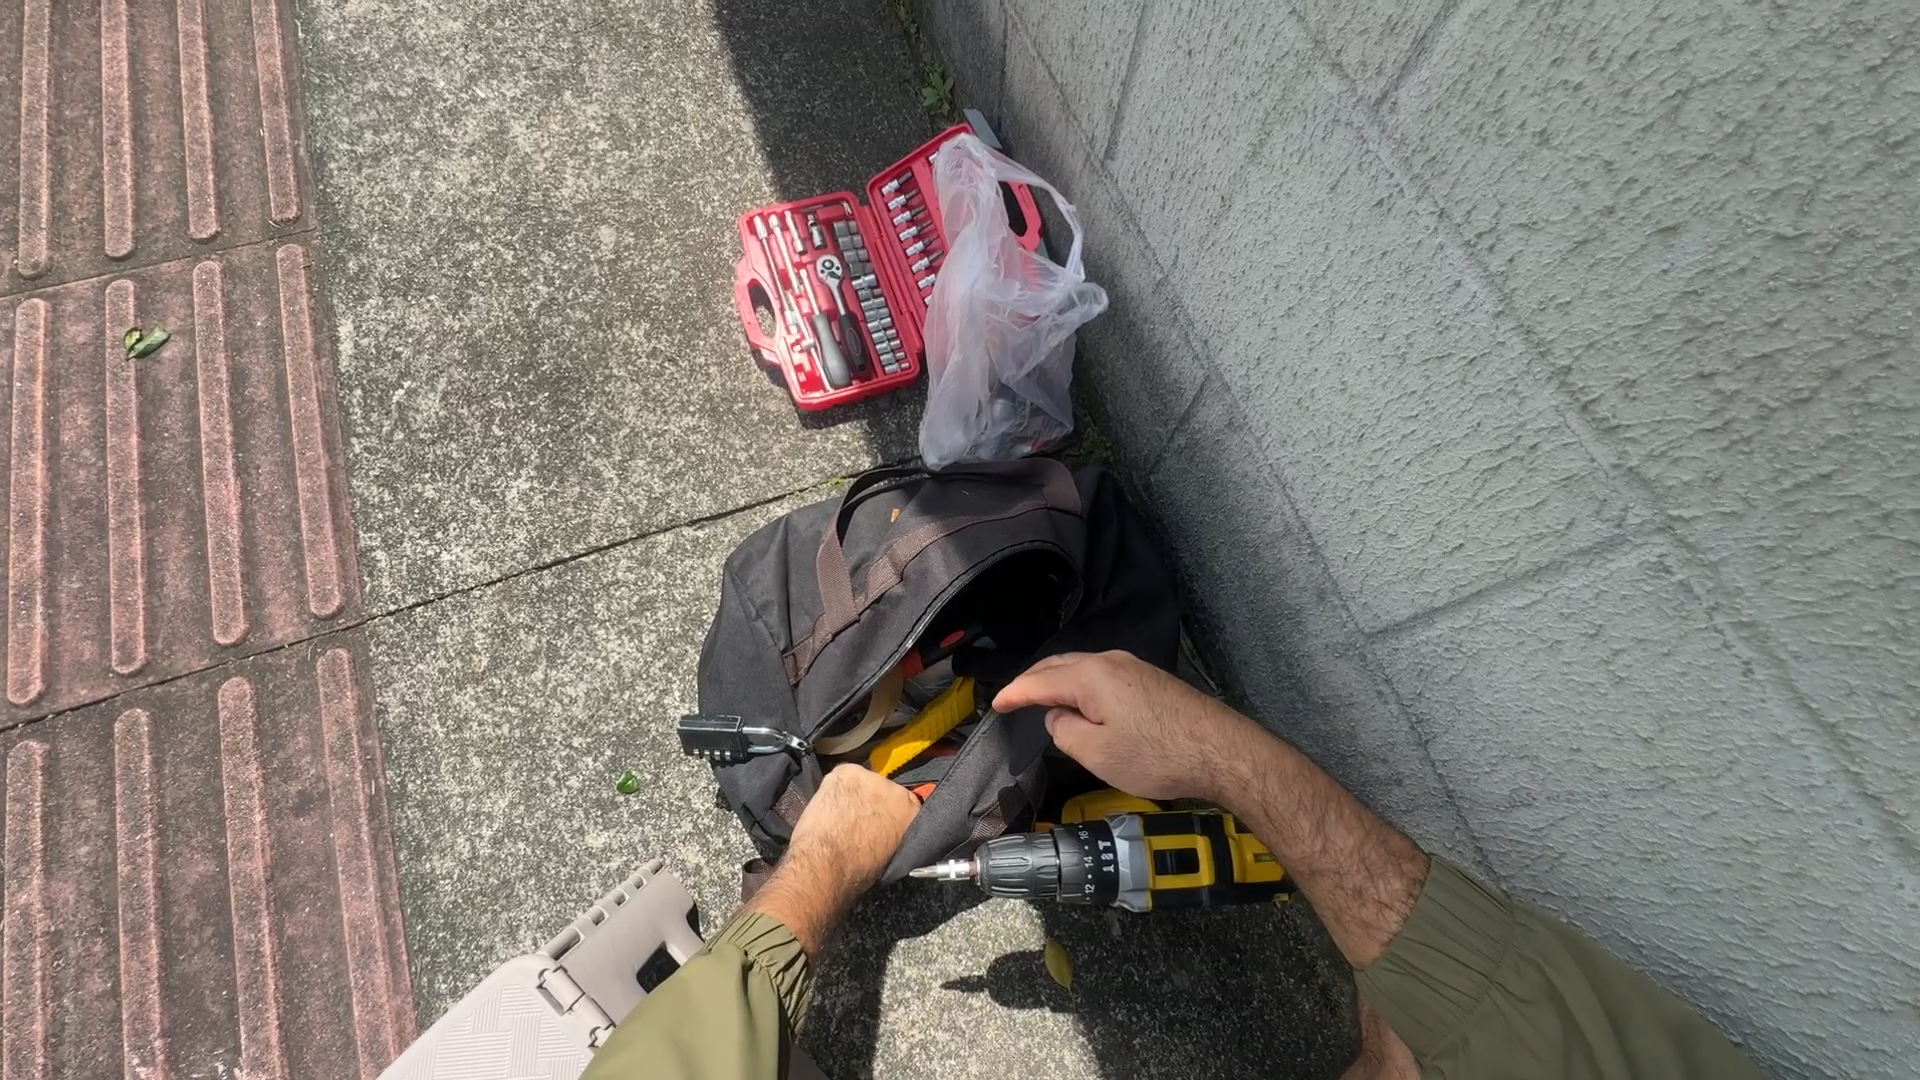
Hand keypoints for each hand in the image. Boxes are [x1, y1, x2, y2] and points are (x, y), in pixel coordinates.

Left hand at [787, 763, 920, 890]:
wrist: (827, 862)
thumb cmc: (856, 869)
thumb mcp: (889, 857)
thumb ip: (895, 834)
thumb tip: (885, 832)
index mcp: (911, 811)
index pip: (906, 803)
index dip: (890, 811)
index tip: (880, 818)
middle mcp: (896, 790)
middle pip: (884, 789)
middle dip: (873, 800)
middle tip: (857, 819)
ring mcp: (870, 777)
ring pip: (861, 782)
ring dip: (854, 794)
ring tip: (840, 815)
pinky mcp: (846, 772)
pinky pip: (841, 776)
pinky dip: (834, 788)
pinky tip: (829, 807)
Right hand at [992, 650, 1262, 801]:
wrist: (1222, 751)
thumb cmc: (1157, 755)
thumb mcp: (1097, 754)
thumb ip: (1065, 732)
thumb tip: (1058, 717)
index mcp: (1091, 676)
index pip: (1040, 680)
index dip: (1014, 693)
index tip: (996, 703)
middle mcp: (1110, 662)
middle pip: (1059, 665)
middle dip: (1033, 680)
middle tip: (1013, 698)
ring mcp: (1134, 667)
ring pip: (1082, 668)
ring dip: (1057, 680)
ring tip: (1041, 697)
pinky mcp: (1150, 679)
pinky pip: (1102, 675)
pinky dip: (1080, 684)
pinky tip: (1081, 700)